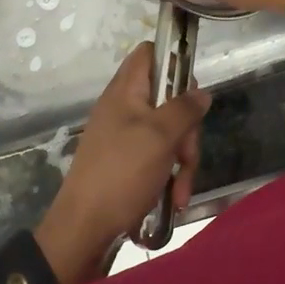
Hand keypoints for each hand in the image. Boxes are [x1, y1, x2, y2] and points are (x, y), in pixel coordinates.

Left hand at [36, 43, 210, 283]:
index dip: (173, 60)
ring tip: (180, 189)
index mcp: (125, 92)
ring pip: (168, 133)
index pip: (149, 53)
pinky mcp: (128, 164)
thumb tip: (200, 93)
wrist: (84, 230)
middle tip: (187, 152)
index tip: (191, 88)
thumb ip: (185, 109)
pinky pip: (158, 158)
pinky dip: (170, 176)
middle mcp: (124, 109)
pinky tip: (174, 198)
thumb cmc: (121, 173)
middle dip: (187, 128)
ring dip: (182, 160)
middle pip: (169, 99)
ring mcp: (125, 138)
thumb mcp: (160, 137)